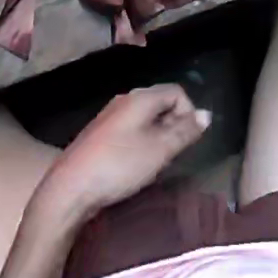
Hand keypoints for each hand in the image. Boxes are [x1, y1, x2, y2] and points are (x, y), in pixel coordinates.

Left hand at [36, 85, 209, 218]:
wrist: (71, 186)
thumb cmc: (119, 164)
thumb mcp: (159, 149)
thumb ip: (184, 131)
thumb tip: (206, 113)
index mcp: (141, 97)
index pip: (176, 91)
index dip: (189, 112)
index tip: (188, 141)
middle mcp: (126, 98)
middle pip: (161, 101)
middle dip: (174, 124)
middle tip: (173, 154)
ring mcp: (111, 114)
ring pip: (146, 116)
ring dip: (158, 135)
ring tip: (157, 162)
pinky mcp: (101, 132)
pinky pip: (131, 127)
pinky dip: (142, 140)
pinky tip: (136, 163)